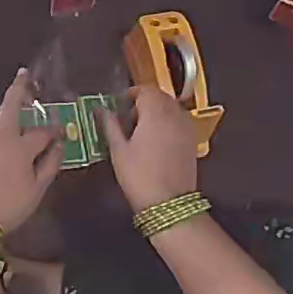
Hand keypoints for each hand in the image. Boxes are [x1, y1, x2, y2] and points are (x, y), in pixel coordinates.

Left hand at [0, 69, 59, 232]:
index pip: (42, 133)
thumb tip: (59, 146)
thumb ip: (50, 165)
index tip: (60, 130)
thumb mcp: (38, 189)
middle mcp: (1, 136)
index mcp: (22, 146)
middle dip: (19, 89)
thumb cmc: (10, 206)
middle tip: (23, 73)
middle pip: (11, 107)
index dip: (53, 130)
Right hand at [99, 86, 199, 211]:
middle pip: (161, 96)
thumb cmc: (138, 175)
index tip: (120, 103)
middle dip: (144, 101)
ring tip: (141, 129)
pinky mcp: (192, 140)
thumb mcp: (118, 150)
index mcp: (155, 113)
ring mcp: (186, 127)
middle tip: (128, 117)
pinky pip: (179, 121)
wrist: (168, 203)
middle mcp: (175, 115)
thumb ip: (110, 125)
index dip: (132, 93)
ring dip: (157, 111)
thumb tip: (100, 109)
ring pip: (172, 108)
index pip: (146, 90)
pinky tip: (156, 139)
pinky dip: (168, 122)